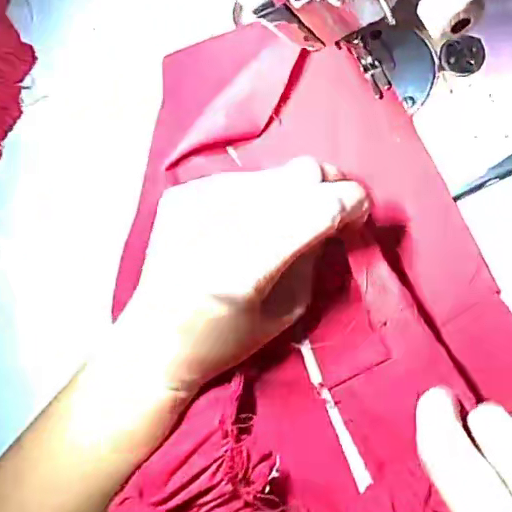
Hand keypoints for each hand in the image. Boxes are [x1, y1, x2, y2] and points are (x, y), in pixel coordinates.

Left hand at [114, 157, 368, 396]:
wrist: (153, 338)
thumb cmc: (224, 340)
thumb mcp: (288, 310)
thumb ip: (316, 257)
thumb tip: (335, 220)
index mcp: (252, 260)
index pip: (324, 205)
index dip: (353, 203)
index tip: (358, 215)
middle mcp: (226, 219)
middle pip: (302, 172)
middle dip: (328, 186)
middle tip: (330, 211)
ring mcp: (200, 198)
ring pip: (272, 172)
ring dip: (291, 192)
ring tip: (282, 221)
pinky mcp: (184, 193)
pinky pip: (239, 179)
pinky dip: (255, 196)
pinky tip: (243, 224)